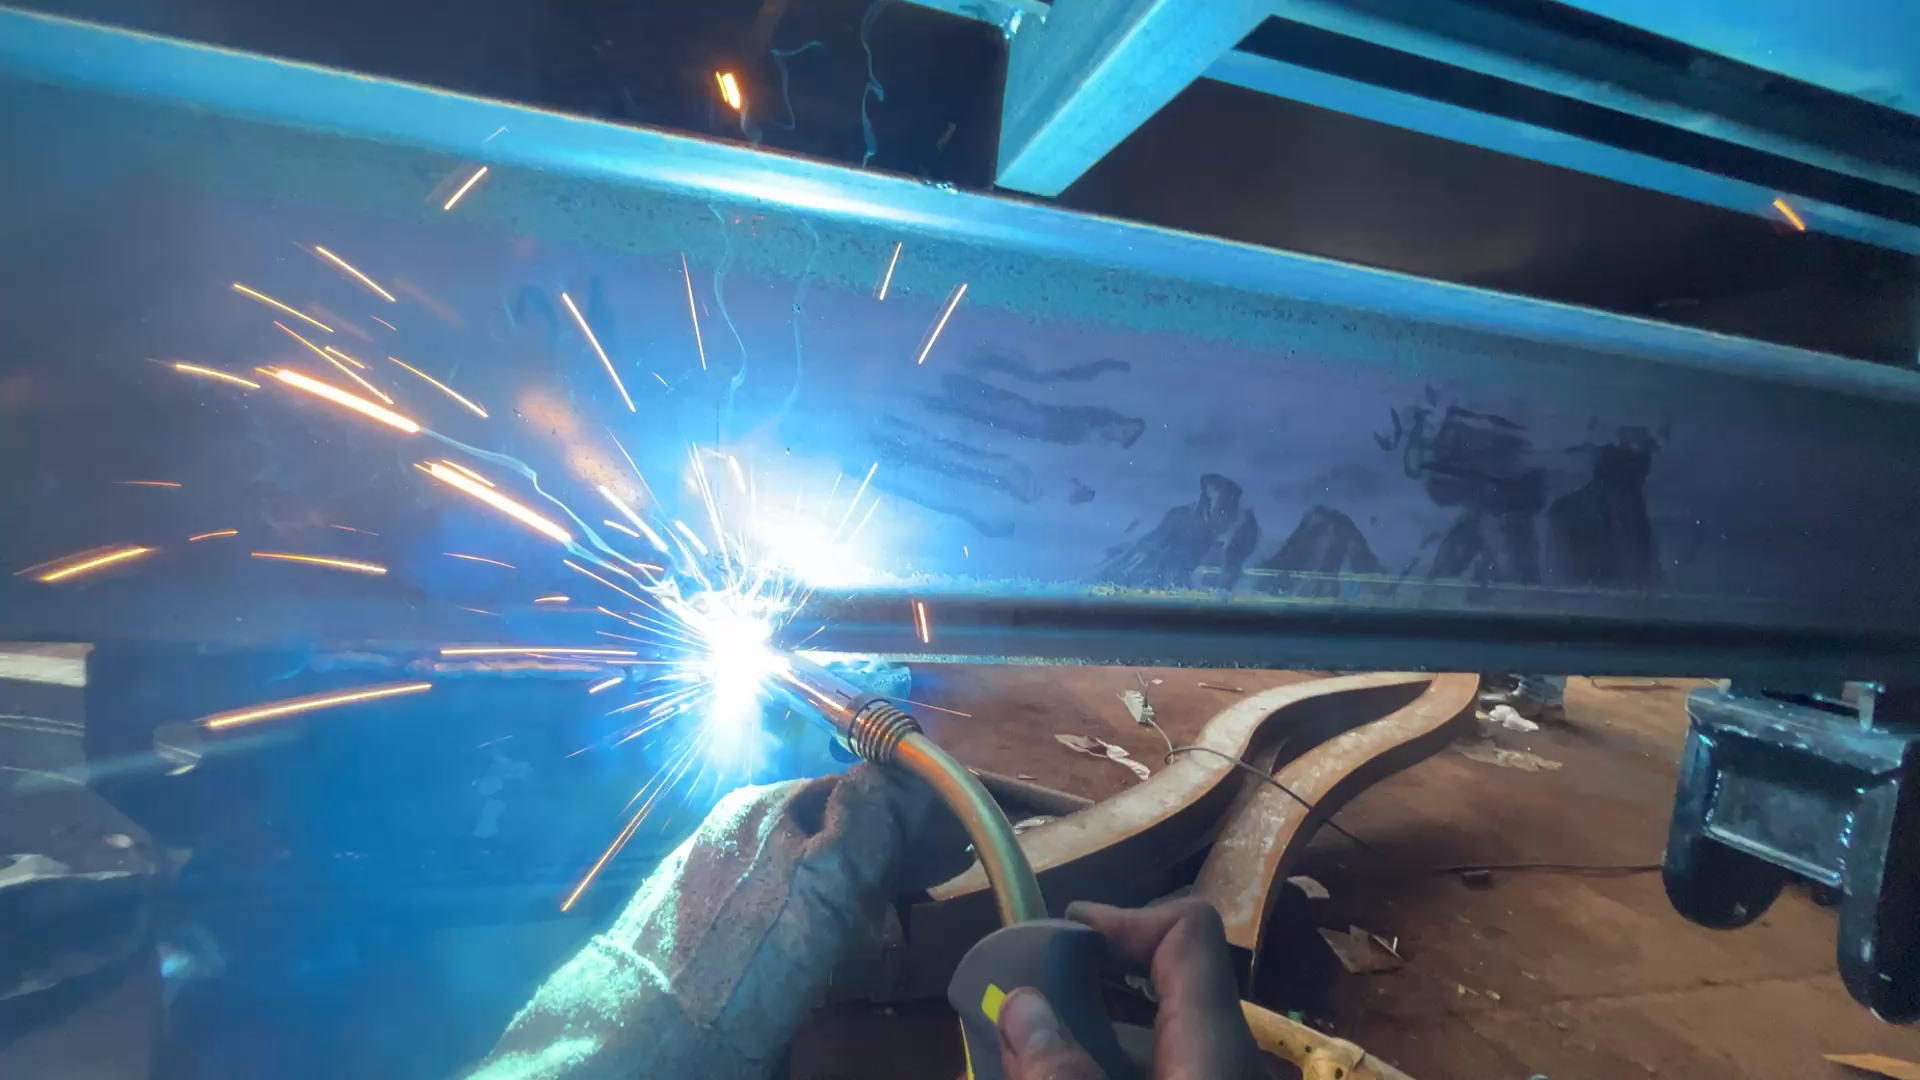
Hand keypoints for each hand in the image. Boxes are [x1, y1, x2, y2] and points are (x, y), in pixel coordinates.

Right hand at [995, 899, 1260, 1079]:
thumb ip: (1063, 1077)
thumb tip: (1020, 1002)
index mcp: (1217, 1052)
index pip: (1187, 931)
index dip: (1123, 917)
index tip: (1064, 933)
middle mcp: (1226, 1060)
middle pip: (1164, 980)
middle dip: (1092, 978)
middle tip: (1031, 992)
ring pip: (1158, 1032)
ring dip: (1094, 1026)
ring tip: (1034, 1039)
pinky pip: (1161, 1065)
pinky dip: (1112, 1060)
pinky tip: (1070, 1068)